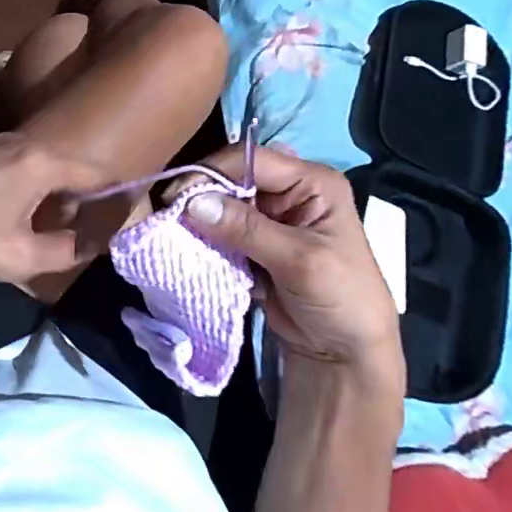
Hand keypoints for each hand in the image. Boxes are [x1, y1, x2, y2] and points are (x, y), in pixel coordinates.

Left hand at [0, 134, 107, 286]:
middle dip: (80, 196)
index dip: (112, 198)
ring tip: (52, 227)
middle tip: (84, 231)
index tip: (116, 223)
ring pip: (40, 164)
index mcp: (37, 160)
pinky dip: (27, 185)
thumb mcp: (19, 258)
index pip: (94, 172)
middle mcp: (17, 140)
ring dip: (52, 192)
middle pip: (67, 164)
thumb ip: (66, 250)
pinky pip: (16, 164)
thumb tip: (90, 243)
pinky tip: (15, 215)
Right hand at [180, 146, 401, 377]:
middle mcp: (287, 192)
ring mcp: (268, 218)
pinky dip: (202, 239)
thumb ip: (246, 229)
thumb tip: (191, 203)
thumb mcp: (299, 260)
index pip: (250, 160)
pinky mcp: (251, 243)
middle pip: (229, 178)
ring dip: (197, 219)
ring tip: (171, 232)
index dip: (210, 172)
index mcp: (311, 182)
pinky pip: (217, 231)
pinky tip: (187, 248)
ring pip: (219, 205)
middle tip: (166, 215)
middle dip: (198, 195)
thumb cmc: (341, 298)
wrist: (344, 351)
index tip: (174, 198)